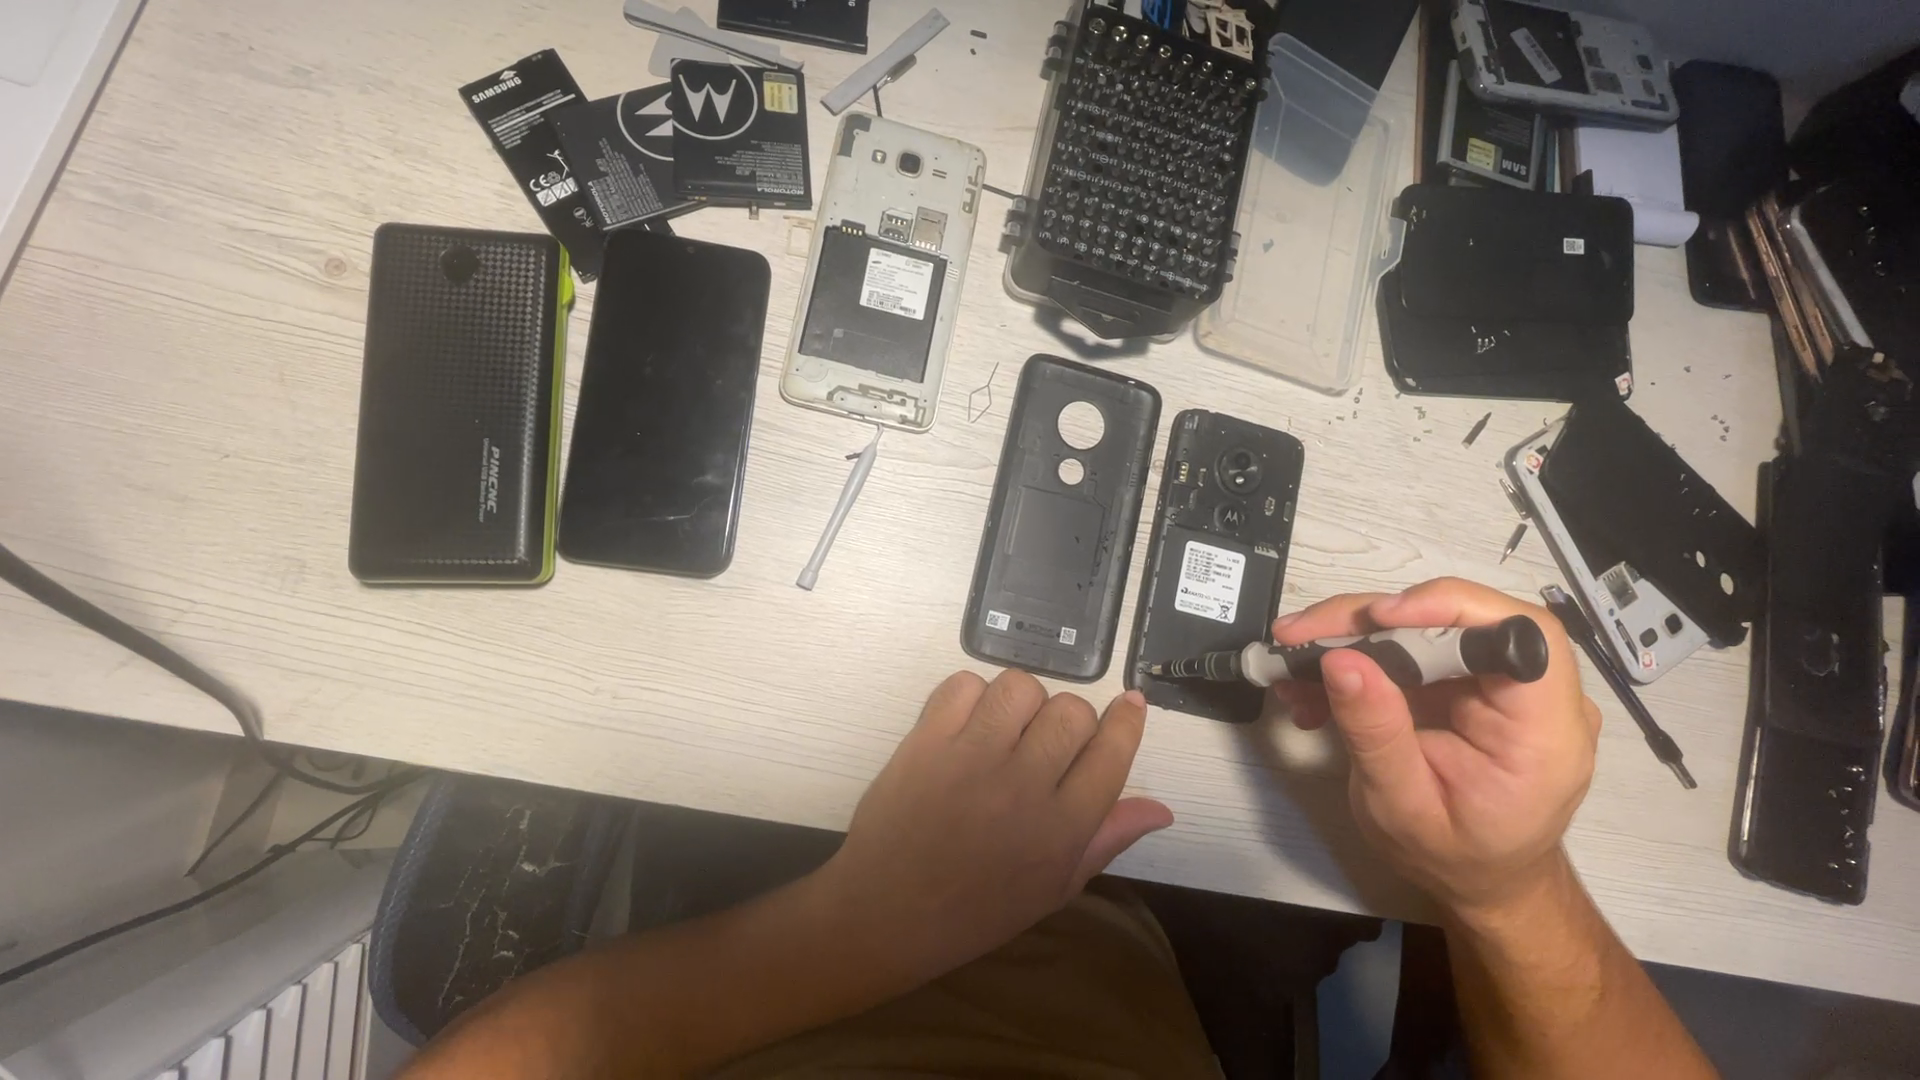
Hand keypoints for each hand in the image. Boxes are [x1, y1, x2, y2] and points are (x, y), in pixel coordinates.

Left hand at [819, 670, 1171, 978]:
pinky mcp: (926, 740)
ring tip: (1004, 729)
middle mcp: (1023, 787)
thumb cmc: (975, 909)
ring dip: (1021, 702)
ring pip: (1020, 687)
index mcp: (1061, 830)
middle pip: (1071, 712)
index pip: (1112, 754)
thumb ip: (1107, 840)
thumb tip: (1161, 808)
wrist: (887, 912)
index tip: (1130, 702)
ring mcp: (972, 758)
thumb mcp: (1053, 889)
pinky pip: (963, 684)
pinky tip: (966, 724)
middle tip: (1046, 741)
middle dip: (1069, 719)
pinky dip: (970, 695)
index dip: (1127, 721)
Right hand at [1270, 578, 1599, 920]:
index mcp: (1541, 731)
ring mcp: (1495, 684)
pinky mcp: (1463, 683)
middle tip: (1296, 636)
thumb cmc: (1453, 857)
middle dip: (1366, 621)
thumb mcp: (1401, 806)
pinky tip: (1311, 688)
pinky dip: (1354, 661)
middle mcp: (1529, 694)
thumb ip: (1376, 735)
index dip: (1451, 606)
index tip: (1377, 616)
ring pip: (1421, 629)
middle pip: (1455, 620)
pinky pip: (1407, 652)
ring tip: (1289, 666)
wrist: (1480, 881)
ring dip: (1348, 640)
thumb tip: (1339, 661)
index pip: (1521, 633)